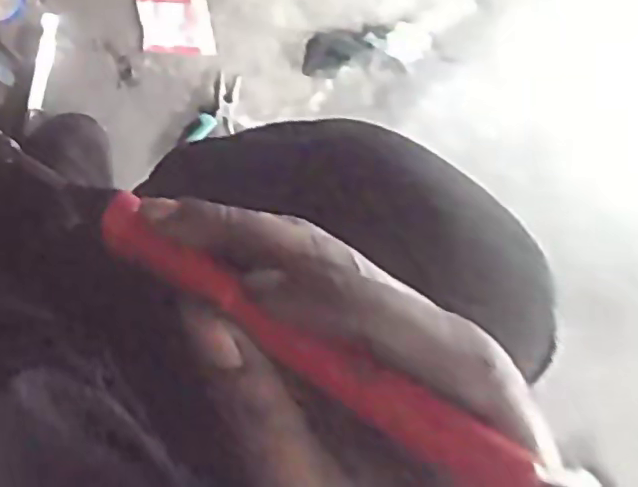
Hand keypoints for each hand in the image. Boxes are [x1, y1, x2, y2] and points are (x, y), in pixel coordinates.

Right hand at [139, 198, 562, 485]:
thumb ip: (268, 419)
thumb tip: (198, 316)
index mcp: (478, 403)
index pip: (407, 327)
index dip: (329, 301)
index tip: (246, 293)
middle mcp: (448, 341)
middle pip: (344, 264)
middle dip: (245, 235)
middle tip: (159, 219)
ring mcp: (407, 321)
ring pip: (317, 253)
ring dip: (232, 231)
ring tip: (161, 220)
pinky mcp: (366, 316)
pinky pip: (301, 267)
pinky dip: (241, 250)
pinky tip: (195, 240)